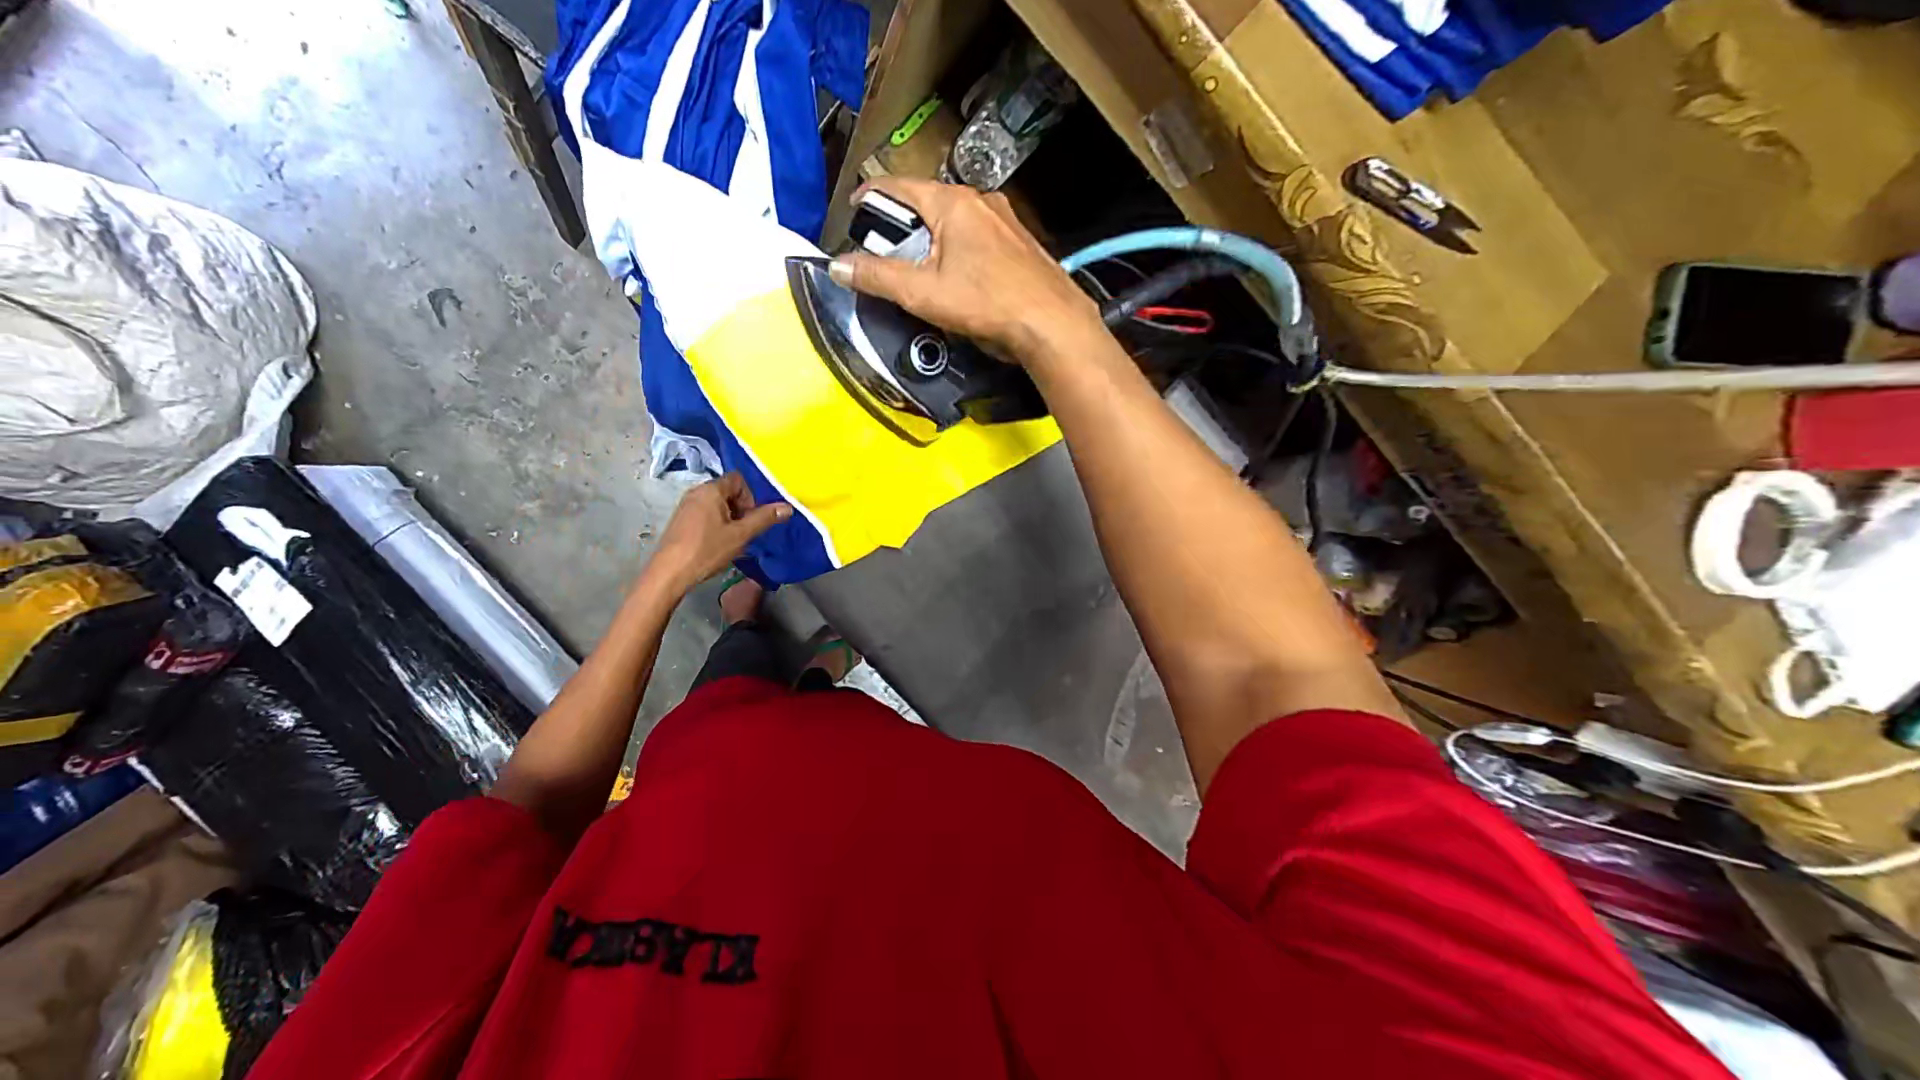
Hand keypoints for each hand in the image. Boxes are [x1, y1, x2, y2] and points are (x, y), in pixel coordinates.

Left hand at [645, 473, 790, 594]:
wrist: (670, 573)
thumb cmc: (707, 550)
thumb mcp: (740, 535)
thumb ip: (764, 519)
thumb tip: (787, 507)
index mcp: (710, 490)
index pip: (738, 479)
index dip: (750, 496)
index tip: (751, 518)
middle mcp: (696, 492)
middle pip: (727, 491)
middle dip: (741, 509)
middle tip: (744, 531)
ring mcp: (686, 506)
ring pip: (716, 504)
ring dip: (730, 519)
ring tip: (732, 540)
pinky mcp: (680, 520)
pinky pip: (705, 514)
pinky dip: (716, 524)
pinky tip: (716, 544)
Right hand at [829, 178, 1103, 368]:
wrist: (1051, 325)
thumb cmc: (991, 304)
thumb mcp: (922, 293)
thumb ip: (877, 276)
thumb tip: (839, 266)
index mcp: (953, 202)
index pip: (898, 186)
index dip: (870, 197)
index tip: (854, 210)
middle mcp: (981, 202)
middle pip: (926, 206)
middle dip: (902, 229)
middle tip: (886, 259)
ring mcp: (1004, 222)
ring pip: (953, 224)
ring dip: (931, 244)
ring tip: (922, 279)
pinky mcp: (1018, 245)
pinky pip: (976, 240)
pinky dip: (957, 254)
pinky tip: (958, 285)